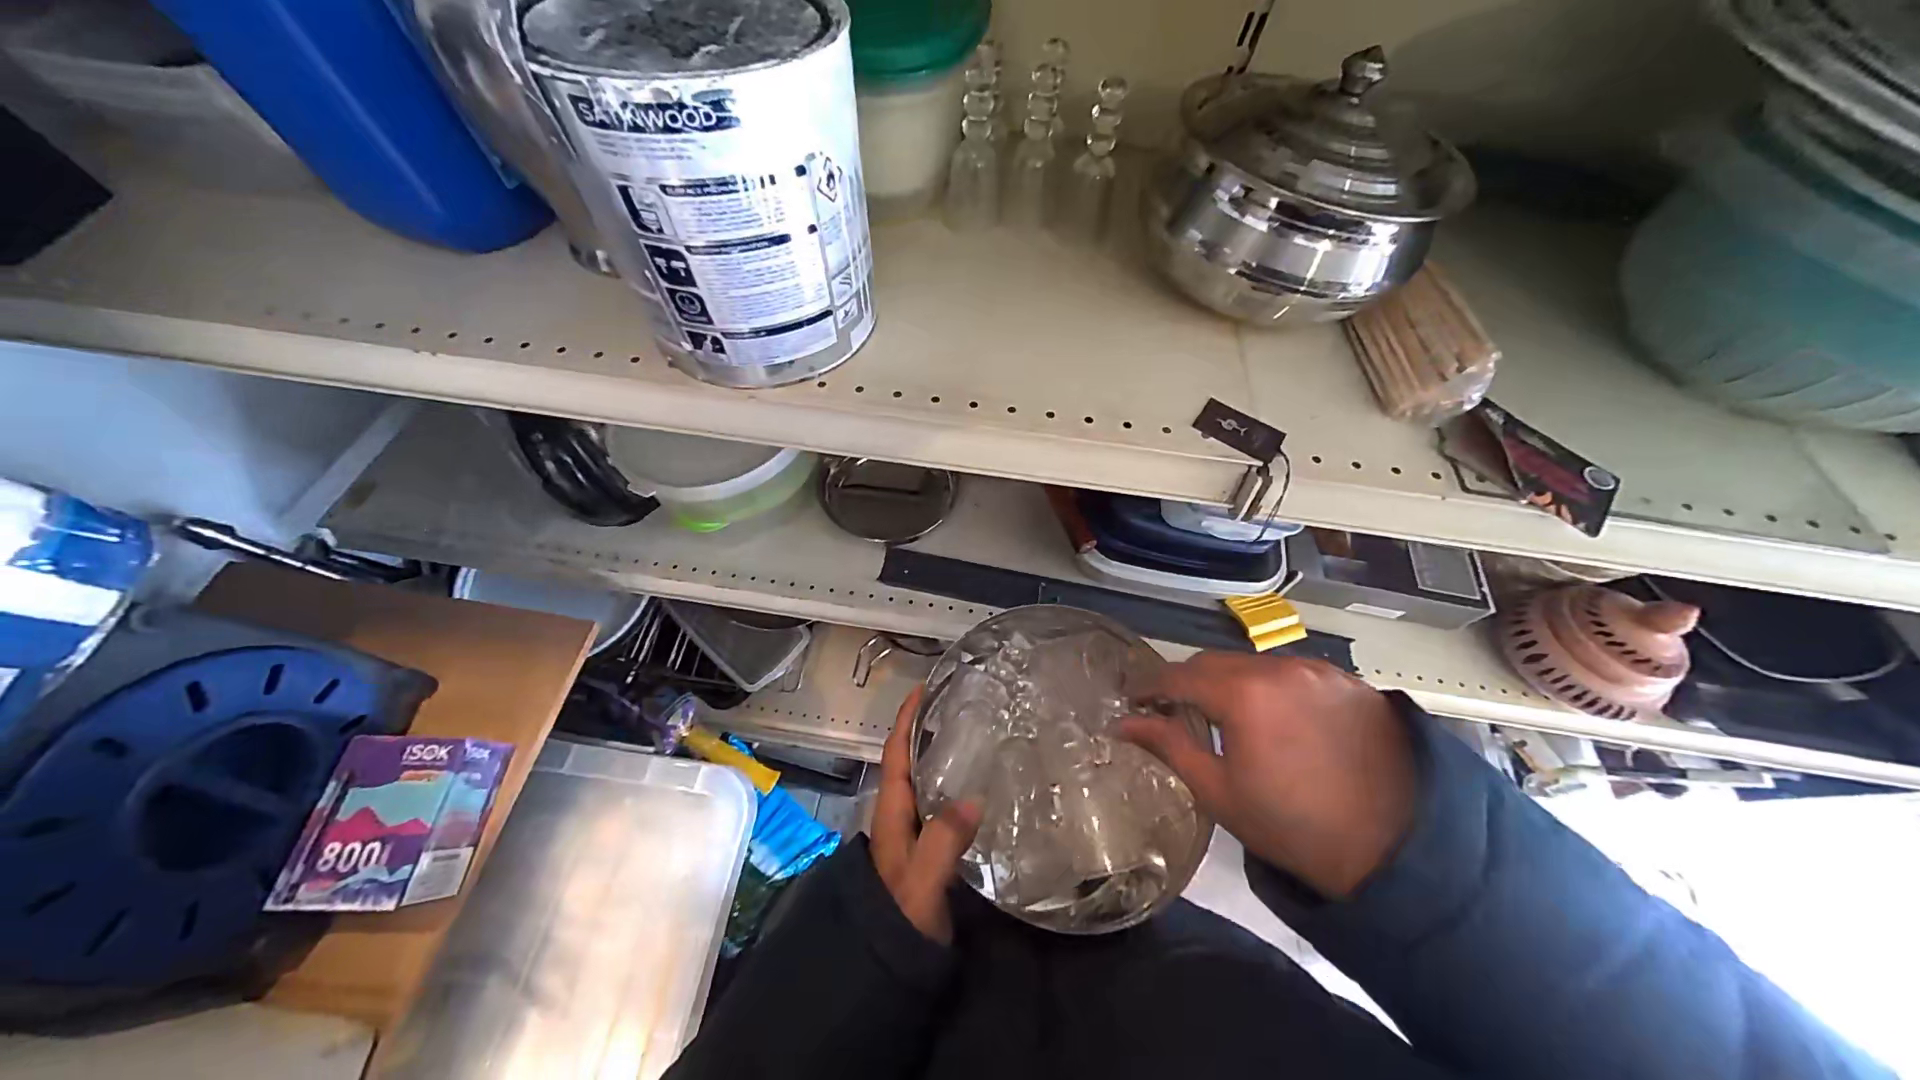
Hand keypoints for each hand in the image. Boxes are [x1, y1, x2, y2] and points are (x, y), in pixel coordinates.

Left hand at [871, 687, 982, 943]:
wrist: (892, 963)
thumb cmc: (901, 918)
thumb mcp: (922, 880)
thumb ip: (944, 840)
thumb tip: (973, 796)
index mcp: (892, 813)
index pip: (895, 754)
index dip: (906, 720)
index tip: (922, 689)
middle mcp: (899, 816)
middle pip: (908, 761)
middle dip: (925, 730)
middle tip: (957, 705)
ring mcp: (912, 833)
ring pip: (924, 781)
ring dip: (939, 754)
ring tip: (973, 734)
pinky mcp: (928, 848)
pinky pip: (940, 803)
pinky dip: (954, 784)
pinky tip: (979, 785)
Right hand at [1120, 652, 1416, 898]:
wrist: (1401, 851)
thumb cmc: (1294, 827)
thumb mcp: (1219, 792)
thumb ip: (1168, 746)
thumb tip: (1123, 723)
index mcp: (1243, 693)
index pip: (1179, 674)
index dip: (1150, 685)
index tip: (1133, 699)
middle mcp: (1280, 668)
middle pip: (1215, 662)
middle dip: (1189, 682)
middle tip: (1175, 710)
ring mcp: (1320, 671)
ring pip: (1256, 664)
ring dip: (1232, 682)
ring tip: (1229, 716)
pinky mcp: (1351, 682)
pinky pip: (1295, 674)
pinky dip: (1273, 687)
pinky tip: (1279, 720)